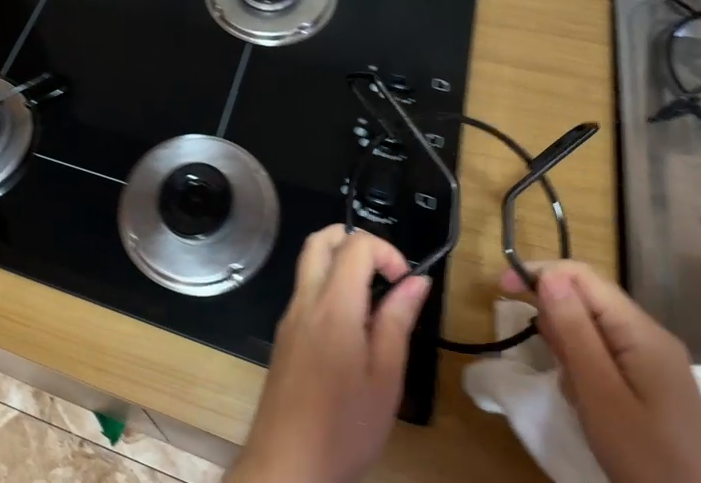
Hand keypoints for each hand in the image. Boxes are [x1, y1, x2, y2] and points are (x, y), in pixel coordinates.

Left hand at [227, 226, 431, 482]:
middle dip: (355, 240)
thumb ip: (398, 320)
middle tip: (385, 272)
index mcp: (332, 306)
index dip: (386, 250)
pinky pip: (305, 294)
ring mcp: (288, 318)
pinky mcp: (284, 338)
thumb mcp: (385, 377)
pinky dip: (329, 289)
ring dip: (341, 264)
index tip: (406, 282)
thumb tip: (417, 280)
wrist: (286, 464)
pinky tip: (353, 328)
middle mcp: (304, 302)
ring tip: (375, 303)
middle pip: (320, 240)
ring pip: (309, 265)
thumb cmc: (345, 426)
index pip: (355, 245)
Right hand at [499, 261, 700, 482]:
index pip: (583, 276)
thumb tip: (548, 275)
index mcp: (641, 331)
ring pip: (595, 329)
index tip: (501, 289)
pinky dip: (586, 368)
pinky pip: (607, 355)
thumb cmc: (645, 454)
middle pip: (589, 300)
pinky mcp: (652, 384)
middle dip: (558, 320)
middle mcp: (651, 336)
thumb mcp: (599, 392)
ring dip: (571, 349)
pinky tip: (588, 400)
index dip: (540, 273)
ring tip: (575, 390)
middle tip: (552, 361)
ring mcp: (655, 361)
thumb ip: (574, 331)